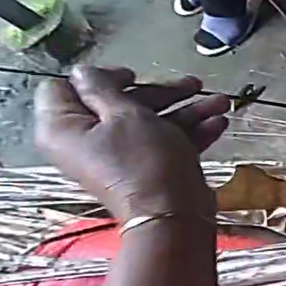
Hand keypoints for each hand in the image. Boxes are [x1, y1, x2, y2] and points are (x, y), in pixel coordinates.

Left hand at [34, 66, 232, 220]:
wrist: (173, 213)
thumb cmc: (145, 161)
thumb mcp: (125, 115)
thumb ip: (103, 88)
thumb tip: (84, 72)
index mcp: (65, 128)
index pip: (65, 88)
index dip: (100, 78)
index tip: (133, 76)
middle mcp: (87, 141)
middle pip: (118, 104)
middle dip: (161, 93)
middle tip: (191, 85)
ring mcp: (120, 155)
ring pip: (150, 122)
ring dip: (187, 110)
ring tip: (220, 103)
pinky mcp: (148, 167)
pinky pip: (164, 141)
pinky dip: (190, 131)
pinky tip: (218, 123)